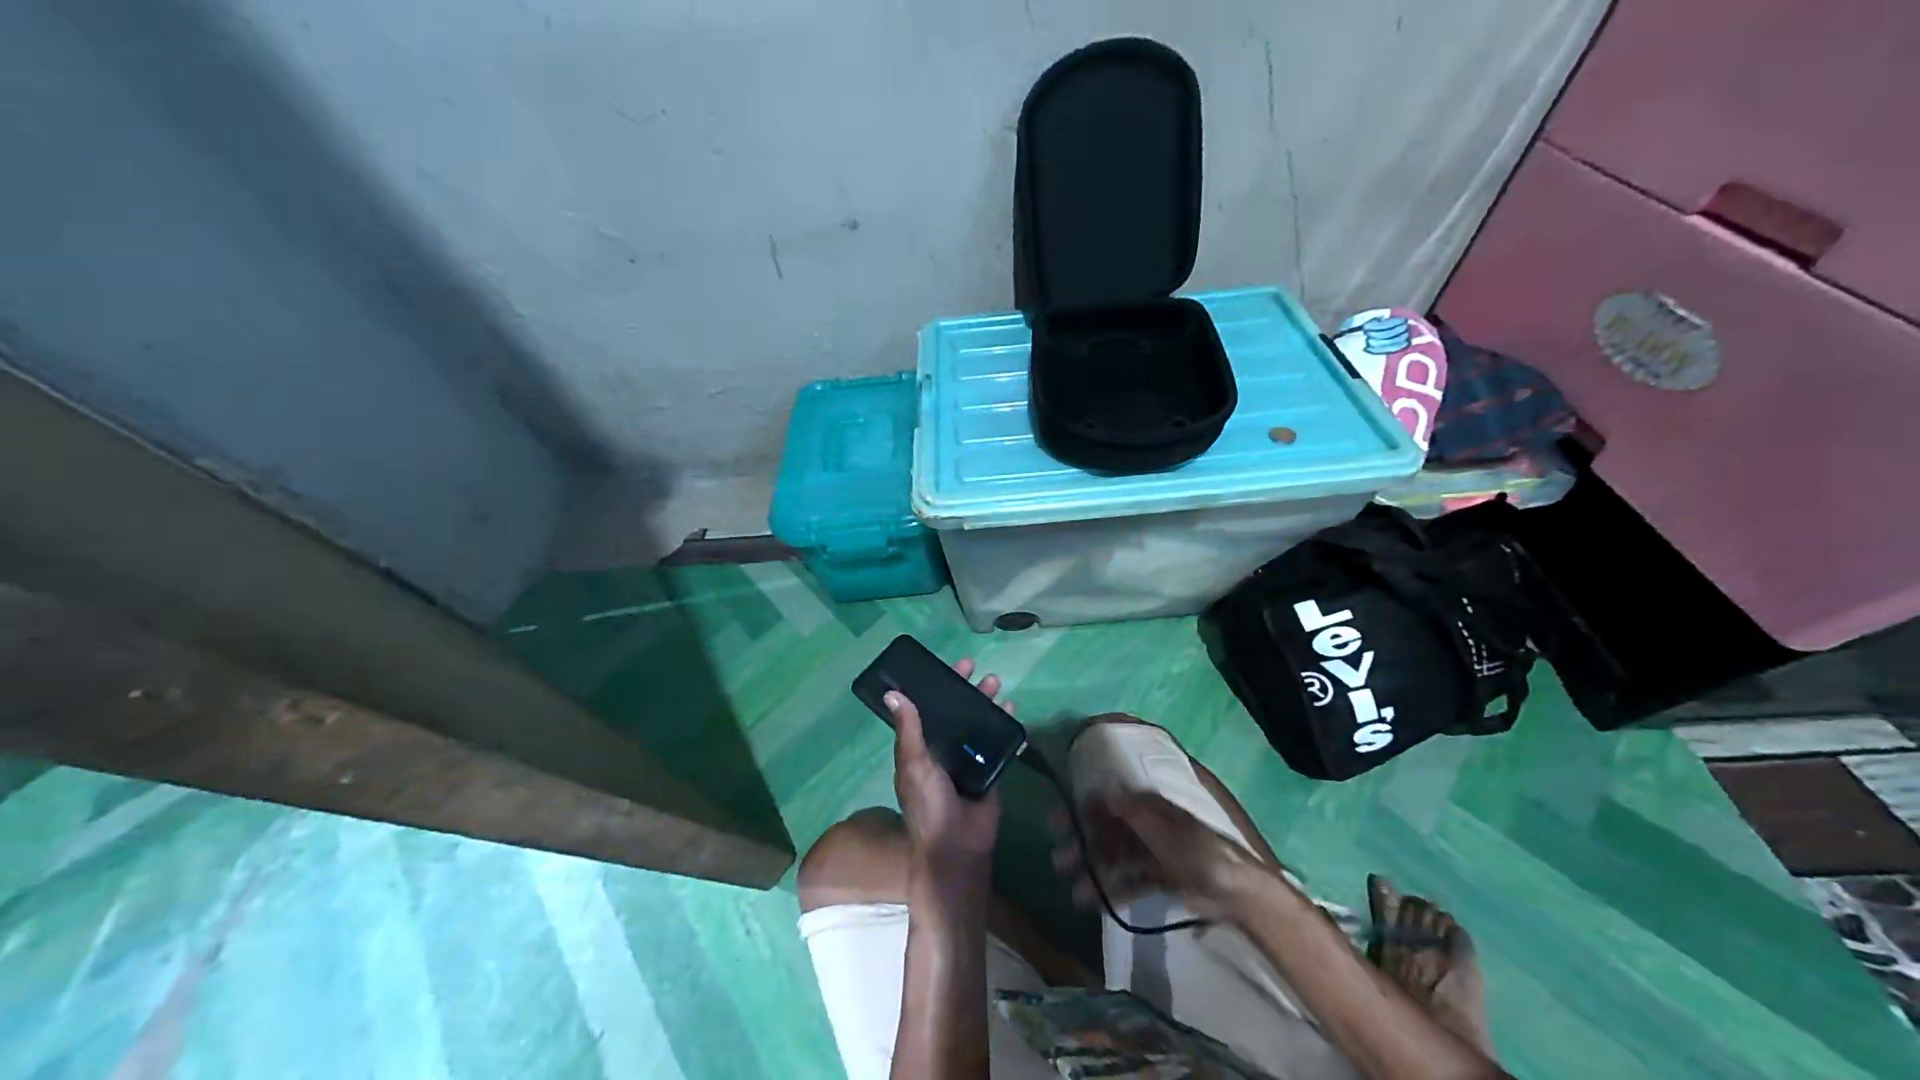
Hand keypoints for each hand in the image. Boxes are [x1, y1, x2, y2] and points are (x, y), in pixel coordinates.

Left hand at [884, 659, 1010, 892]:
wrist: (959, 846)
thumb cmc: (928, 804)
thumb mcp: (914, 764)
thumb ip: (908, 730)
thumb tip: (892, 693)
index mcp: (921, 747)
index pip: (927, 709)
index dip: (936, 688)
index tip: (947, 667)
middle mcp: (943, 750)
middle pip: (956, 712)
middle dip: (966, 690)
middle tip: (977, 668)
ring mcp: (968, 760)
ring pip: (978, 723)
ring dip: (986, 703)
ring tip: (996, 683)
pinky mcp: (990, 770)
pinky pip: (998, 743)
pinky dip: (1004, 726)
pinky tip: (1012, 710)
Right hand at [1055, 791, 1279, 919]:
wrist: (1231, 889)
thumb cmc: (1193, 848)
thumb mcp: (1158, 825)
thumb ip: (1127, 809)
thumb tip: (1099, 788)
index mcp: (1148, 808)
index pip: (1109, 804)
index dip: (1083, 810)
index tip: (1058, 820)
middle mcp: (1148, 827)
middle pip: (1109, 833)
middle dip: (1083, 845)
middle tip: (1059, 859)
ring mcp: (1154, 854)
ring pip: (1116, 860)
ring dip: (1094, 873)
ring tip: (1075, 892)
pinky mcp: (1160, 881)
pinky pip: (1131, 882)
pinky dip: (1113, 891)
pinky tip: (1095, 903)